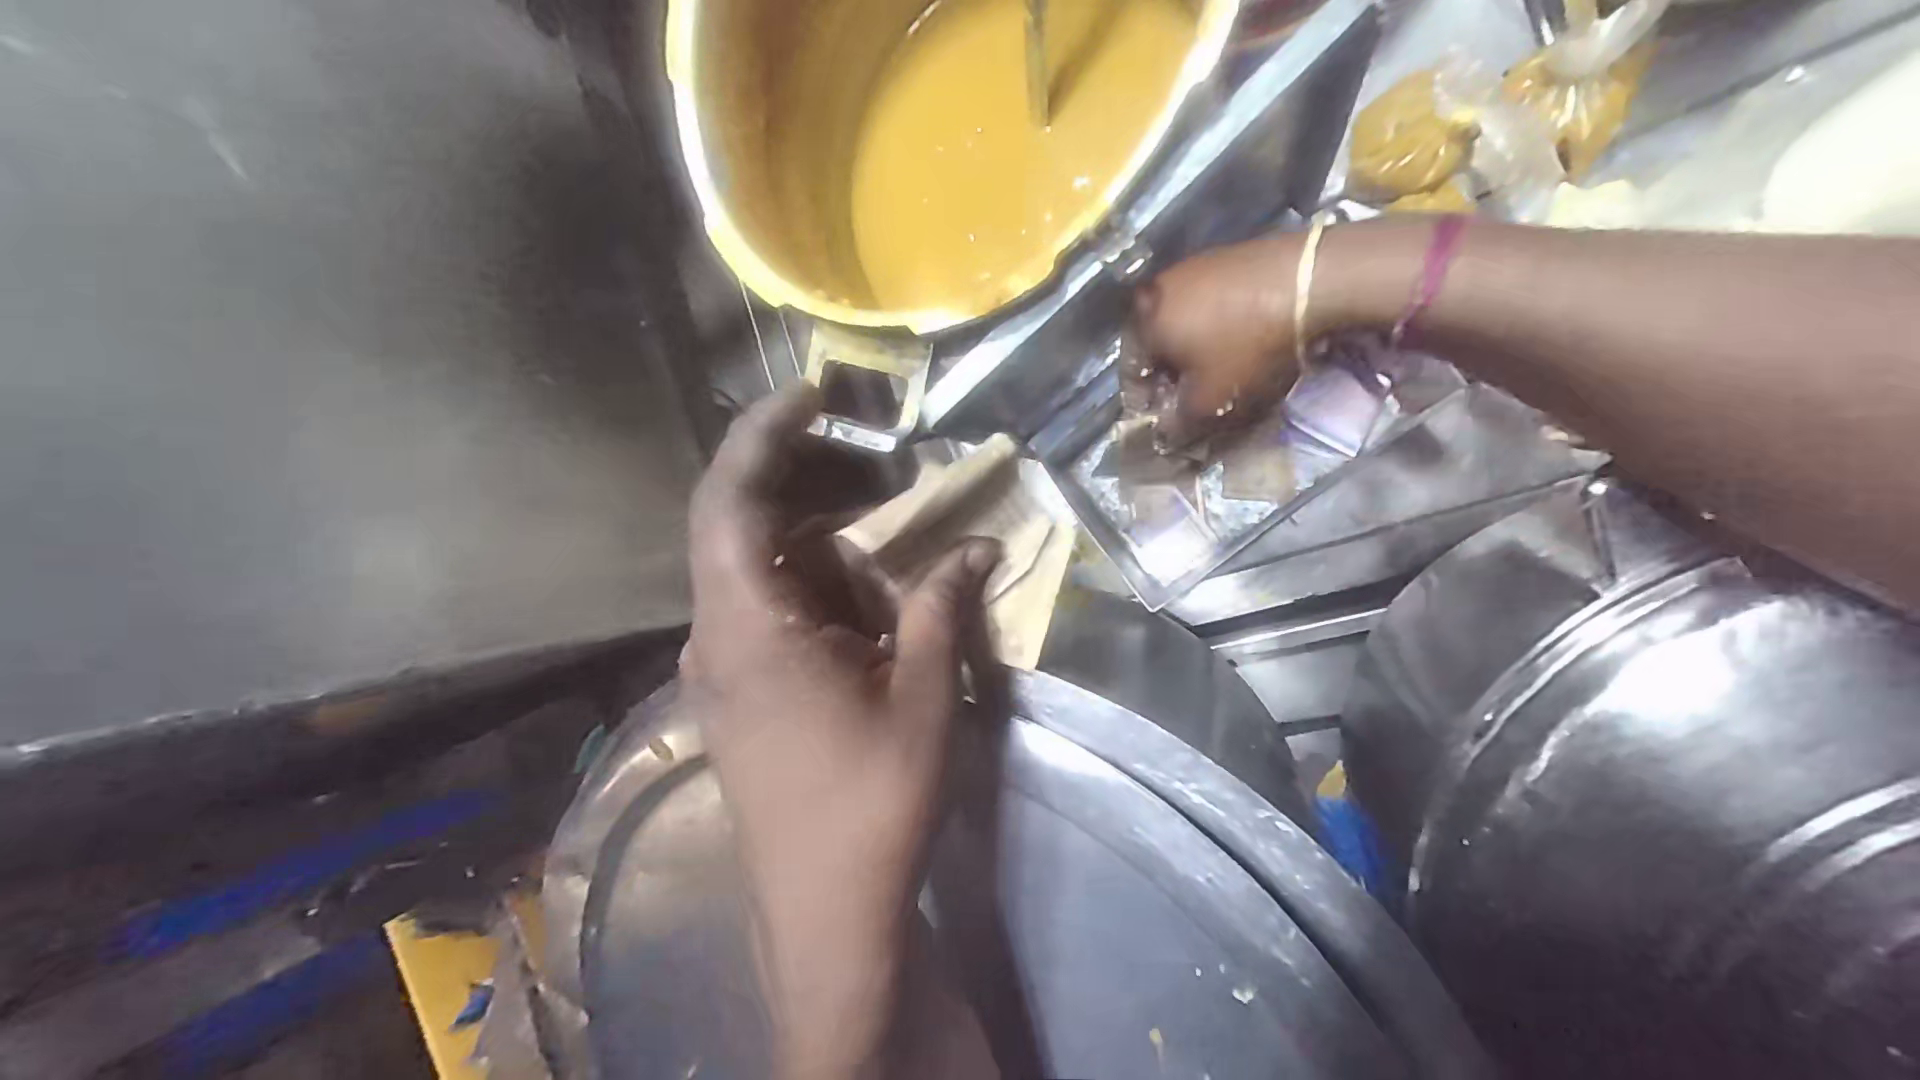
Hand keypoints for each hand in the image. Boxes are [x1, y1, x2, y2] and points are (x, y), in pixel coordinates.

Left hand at [681, 386, 999, 1079]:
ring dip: (813, 531)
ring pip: (753, 566)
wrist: (826, 909)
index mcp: (747, 630)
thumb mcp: (920, 698)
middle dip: (803, 478)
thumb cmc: (872, 803)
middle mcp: (715, 638)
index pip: (728, 503)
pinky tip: (860, 582)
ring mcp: (719, 667)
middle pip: (739, 525)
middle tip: (872, 458)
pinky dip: (809, 576)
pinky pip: (763, 605)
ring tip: (880, 512)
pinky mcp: (737, 691)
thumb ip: (940, 609)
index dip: (761, 437)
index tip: (809, 396)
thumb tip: (979, 549)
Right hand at [1132, 221, 1419, 446]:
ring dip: (1195, 354)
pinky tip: (1242, 340)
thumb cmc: (1249, 348)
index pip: (1130, 377)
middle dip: (1171, 380)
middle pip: (1155, 349)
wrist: (1317, 281)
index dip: (1148, 408)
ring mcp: (1193, 267)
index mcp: (1141, 323)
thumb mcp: (1208, 404)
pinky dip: (1218, 328)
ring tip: (1222, 373)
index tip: (1168, 426)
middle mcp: (1157, 290)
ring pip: (1182, 326)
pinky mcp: (1227, 257)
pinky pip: (1210, 306)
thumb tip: (1163, 438)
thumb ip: (1175, 428)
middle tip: (1194, 403)